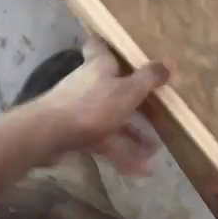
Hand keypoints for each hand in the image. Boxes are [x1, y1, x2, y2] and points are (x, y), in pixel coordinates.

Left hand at [34, 38, 169, 172]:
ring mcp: (81, 109)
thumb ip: (148, 79)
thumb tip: (169, 62)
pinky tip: (139, 171)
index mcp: (100, 66)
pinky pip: (103, 141)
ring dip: (133, 136)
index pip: (99, 47)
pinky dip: (120, 154)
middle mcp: (89, 83)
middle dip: (137, 105)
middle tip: (160, 118)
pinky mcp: (75, 133)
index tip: (123, 52)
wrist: (48, 135)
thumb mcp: (127, 91)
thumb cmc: (91, 106)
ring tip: (155, 151)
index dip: (109, 47)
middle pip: (115, 89)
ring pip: (111, 119)